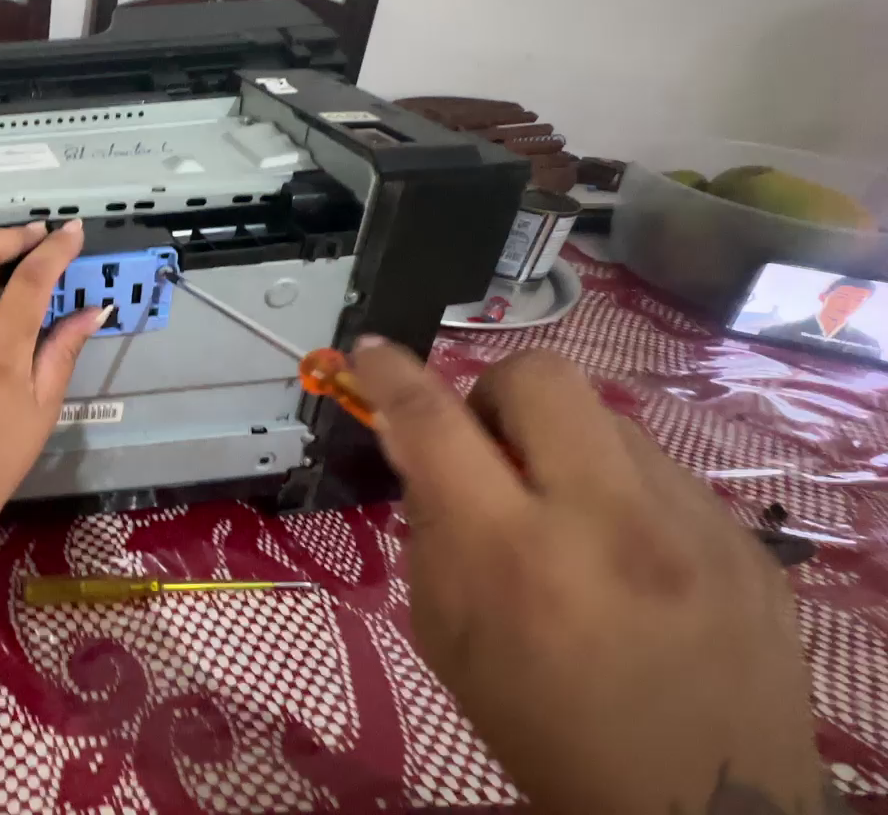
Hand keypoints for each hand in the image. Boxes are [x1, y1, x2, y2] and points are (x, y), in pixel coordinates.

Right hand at [352, 342, 828, 814]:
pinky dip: (615, 485)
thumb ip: (430, 521)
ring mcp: (695, 529)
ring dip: (558, 443)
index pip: (434, 423)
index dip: (392, 374)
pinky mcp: (748, 546)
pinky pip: (660, 470)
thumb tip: (415, 441)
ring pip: (606, 419)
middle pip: (542, 378)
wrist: (693, 811)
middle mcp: (609, 522)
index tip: (372, 352)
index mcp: (512, 551)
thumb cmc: (532, 717)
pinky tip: (618, 549)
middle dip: (493, 391)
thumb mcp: (443, 624)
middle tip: (486, 446)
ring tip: (558, 508)